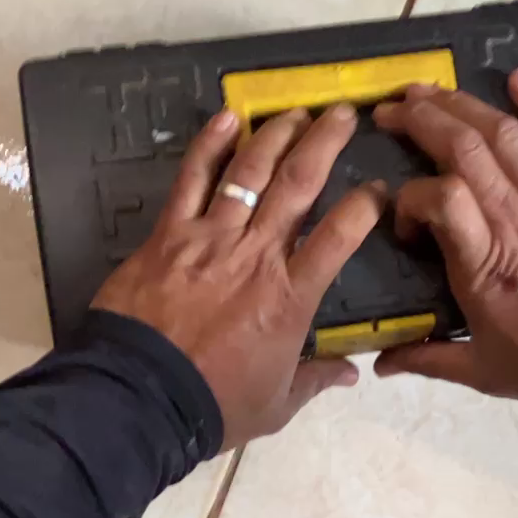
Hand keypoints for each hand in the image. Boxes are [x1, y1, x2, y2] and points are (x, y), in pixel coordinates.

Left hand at [93, 105, 383, 448]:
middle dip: (325, 143)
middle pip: (298, 185)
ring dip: (276, 135)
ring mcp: (210, 238)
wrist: (140, 399)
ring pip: (249, 172)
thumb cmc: (215, 404)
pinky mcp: (169, 235)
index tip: (377, 190)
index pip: (339, 235)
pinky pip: (192, 180)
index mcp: (290, 297)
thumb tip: (353, 372)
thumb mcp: (277, 404)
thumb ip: (317, 379)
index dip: (365, 206)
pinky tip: (227, 119)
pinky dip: (209, 146)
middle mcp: (256, 255)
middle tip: (343, 115)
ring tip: (296, 112)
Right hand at [370, 68, 517, 412]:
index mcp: (482, 266)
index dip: (409, 200)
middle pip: (463, 149)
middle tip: (390, 110)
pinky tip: (516, 76)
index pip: (438, 199)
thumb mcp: (486, 373)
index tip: (404, 226)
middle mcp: (512, 220)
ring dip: (460, 103)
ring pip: (501, 134)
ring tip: (427, 89)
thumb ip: (429, 361)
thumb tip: (380, 366)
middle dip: (420, 120)